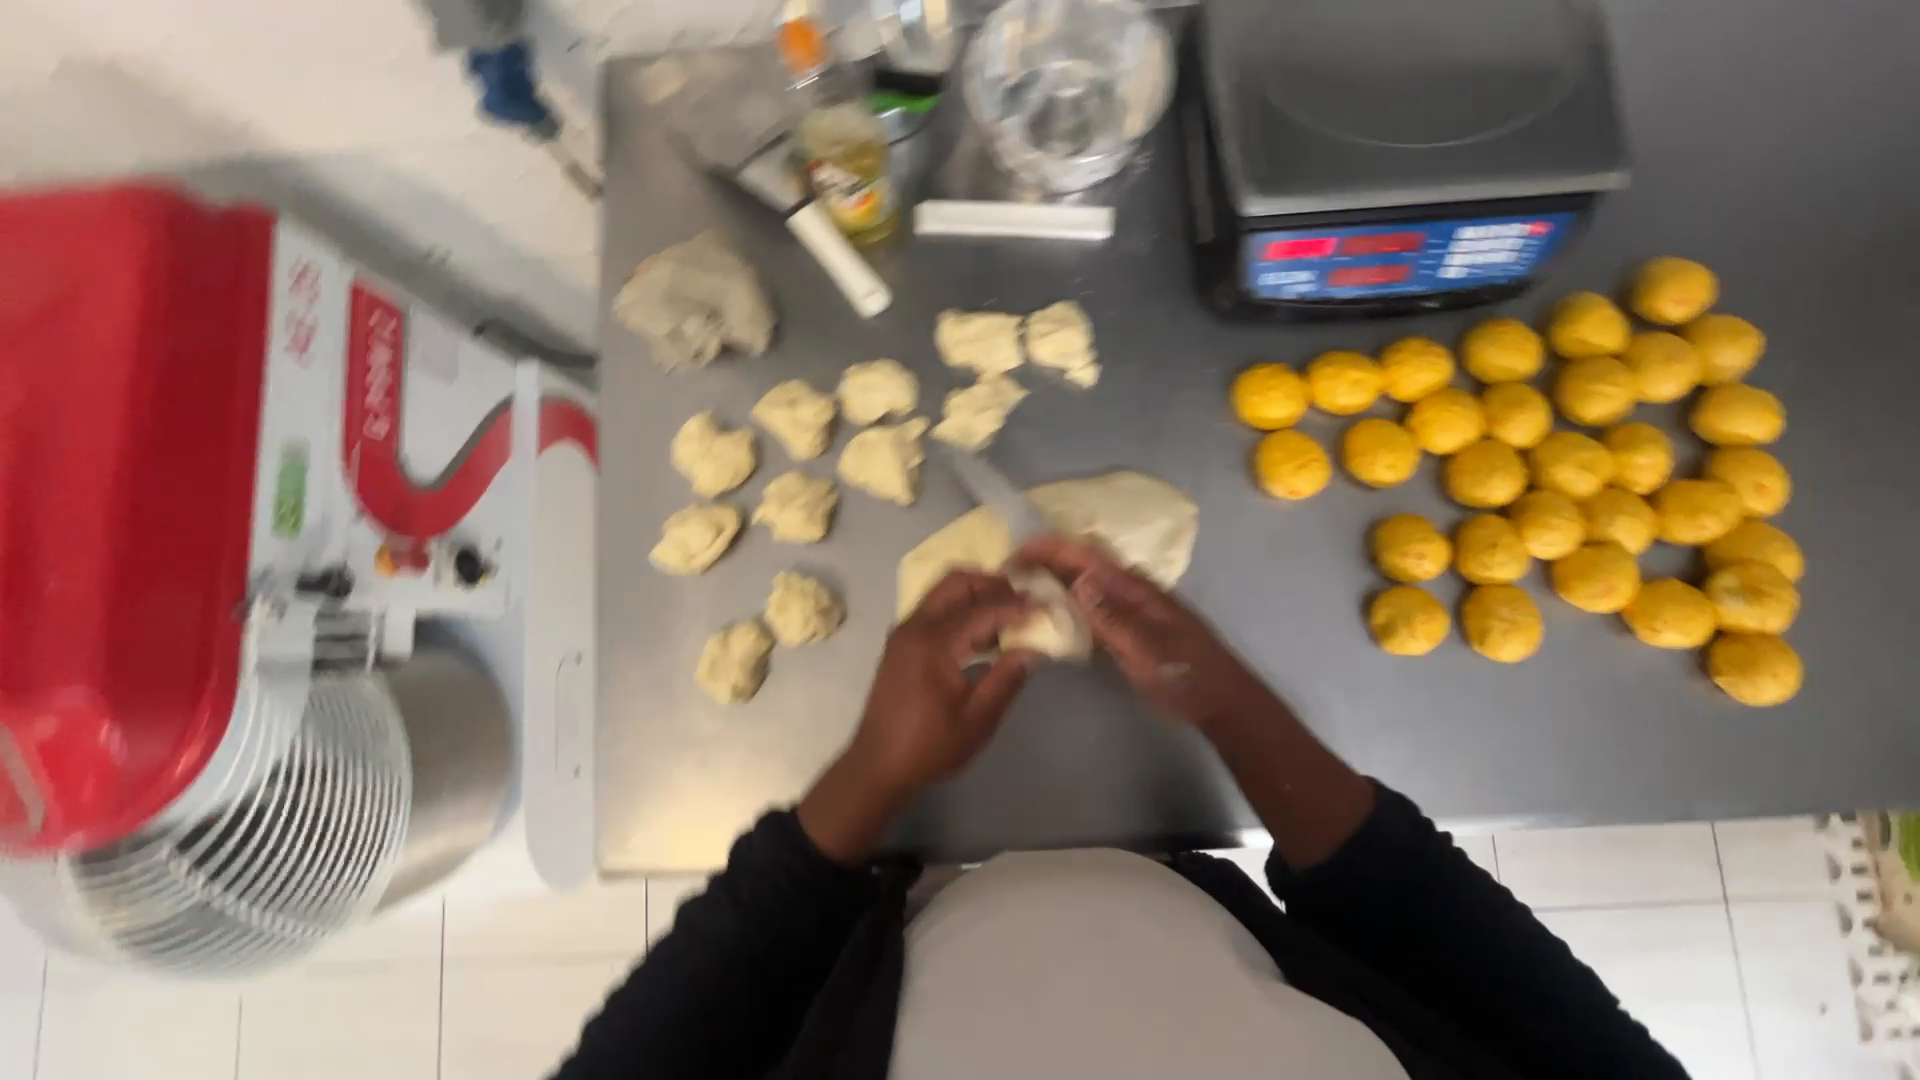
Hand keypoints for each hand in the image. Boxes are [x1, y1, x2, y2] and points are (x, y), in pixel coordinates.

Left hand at [799, 570, 1035, 862]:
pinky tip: (983, 633)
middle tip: (1024, 600)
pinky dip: (960, 608)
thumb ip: (1006, 679)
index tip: (1046, 608)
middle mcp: (915, 626)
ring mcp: (904, 632)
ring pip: (943, 592)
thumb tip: (1033, 648)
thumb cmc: (928, 747)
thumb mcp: (976, 719)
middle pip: (956, 582)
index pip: (983, 609)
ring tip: (1009, 614)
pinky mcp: (901, 642)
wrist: (877, 765)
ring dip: (976, 594)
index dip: (1017, 606)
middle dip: (993, 584)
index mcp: (933, 643)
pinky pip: (934, 609)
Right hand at [1009, 535, 1277, 732]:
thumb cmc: (1185, 676)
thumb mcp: (1145, 649)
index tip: (1016, 553)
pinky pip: (1093, 602)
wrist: (1221, 700)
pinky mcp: (1130, 624)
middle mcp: (1131, 590)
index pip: (1087, 554)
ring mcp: (1132, 606)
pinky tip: (1053, 610)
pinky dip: (1069, 599)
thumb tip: (1076, 579)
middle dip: (1046, 558)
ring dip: (1055, 576)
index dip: (1050, 547)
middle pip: (1083, 562)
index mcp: (1135, 589)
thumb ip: (1111, 617)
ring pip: (1087, 580)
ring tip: (1021, 585)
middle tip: (1008, 571)